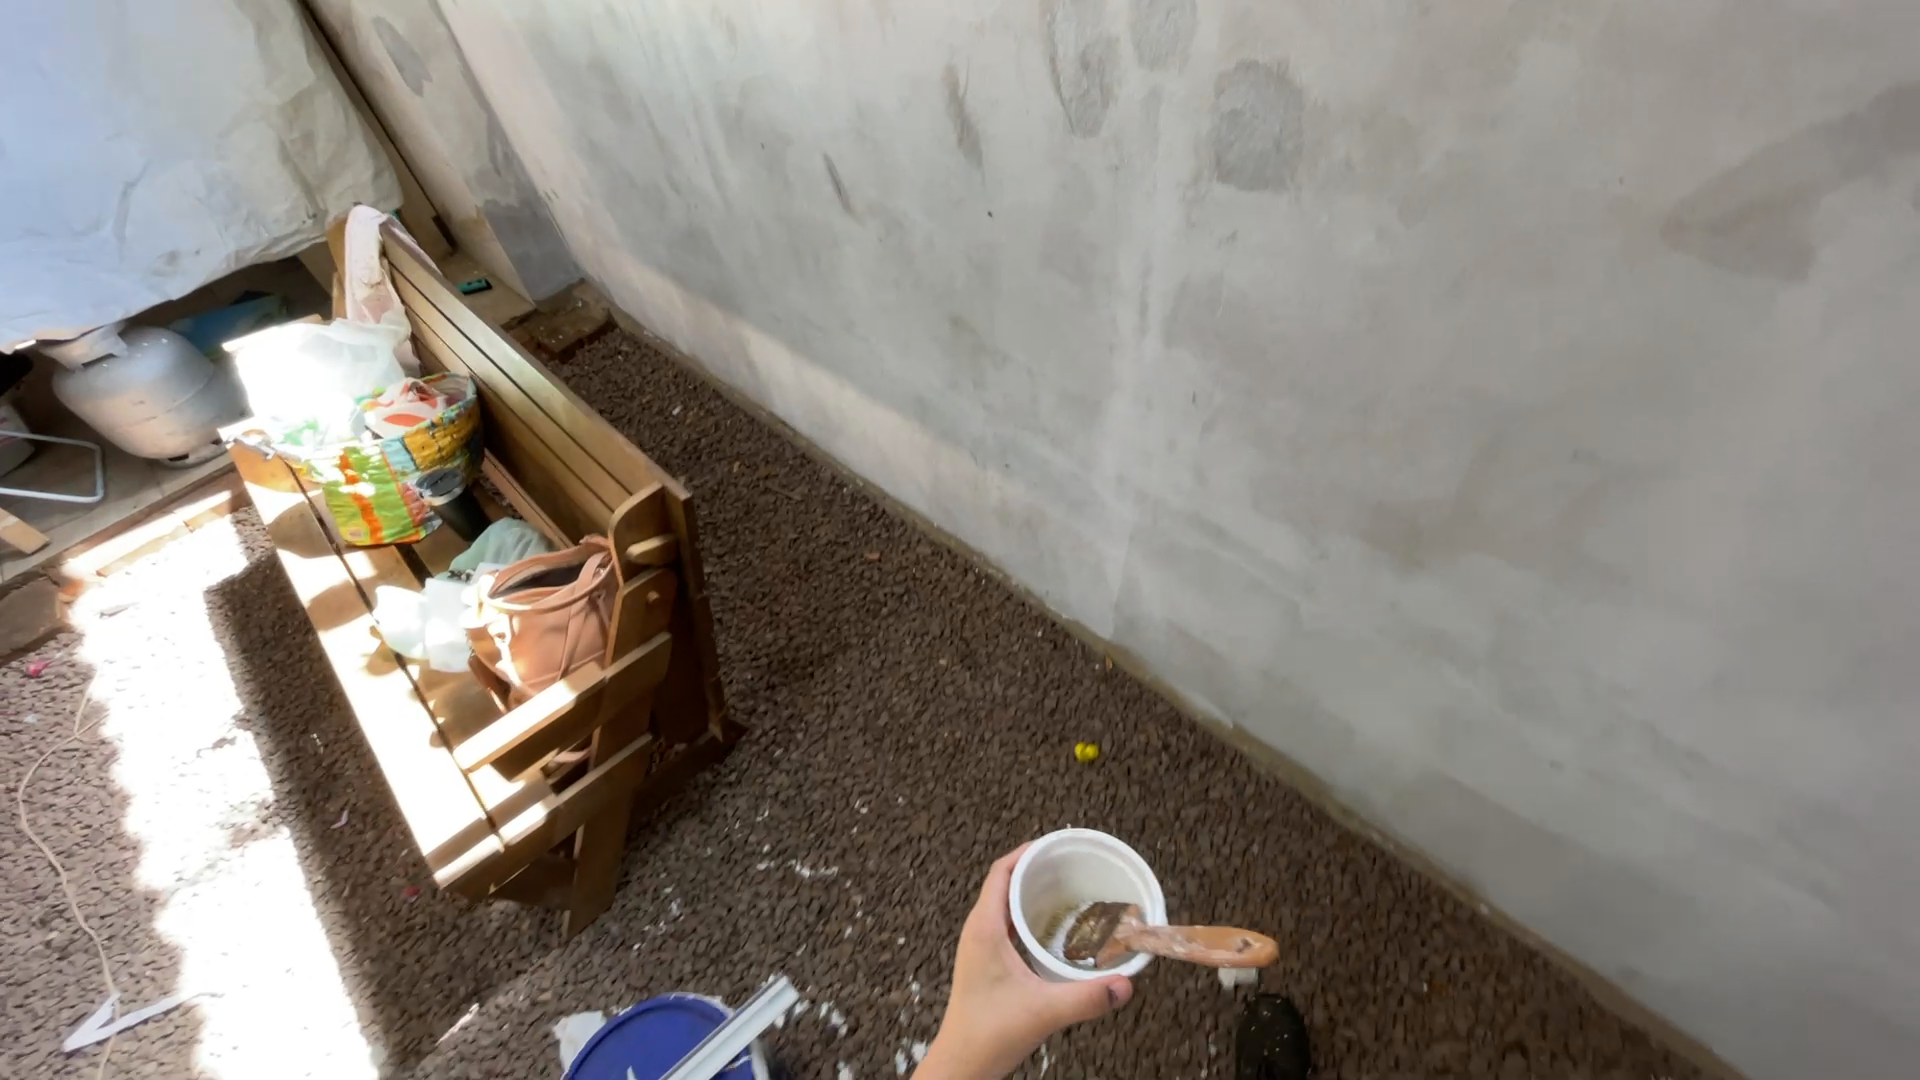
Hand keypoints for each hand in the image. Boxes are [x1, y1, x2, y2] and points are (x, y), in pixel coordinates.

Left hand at [917, 844, 1133, 1077]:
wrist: (962, 1066)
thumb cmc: (991, 1034)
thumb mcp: (1043, 1012)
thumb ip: (1086, 998)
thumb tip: (1127, 984)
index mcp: (984, 926)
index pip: (1001, 871)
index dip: (1026, 852)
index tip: (1055, 845)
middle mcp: (978, 928)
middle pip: (1003, 882)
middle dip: (1034, 869)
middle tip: (1069, 865)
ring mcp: (979, 944)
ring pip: (1003, 902)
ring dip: (1029, 891)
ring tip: (1065, 889)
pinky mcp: (984, 960)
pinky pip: (1005, 922)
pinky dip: (1026, 915)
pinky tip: (1051, 928)